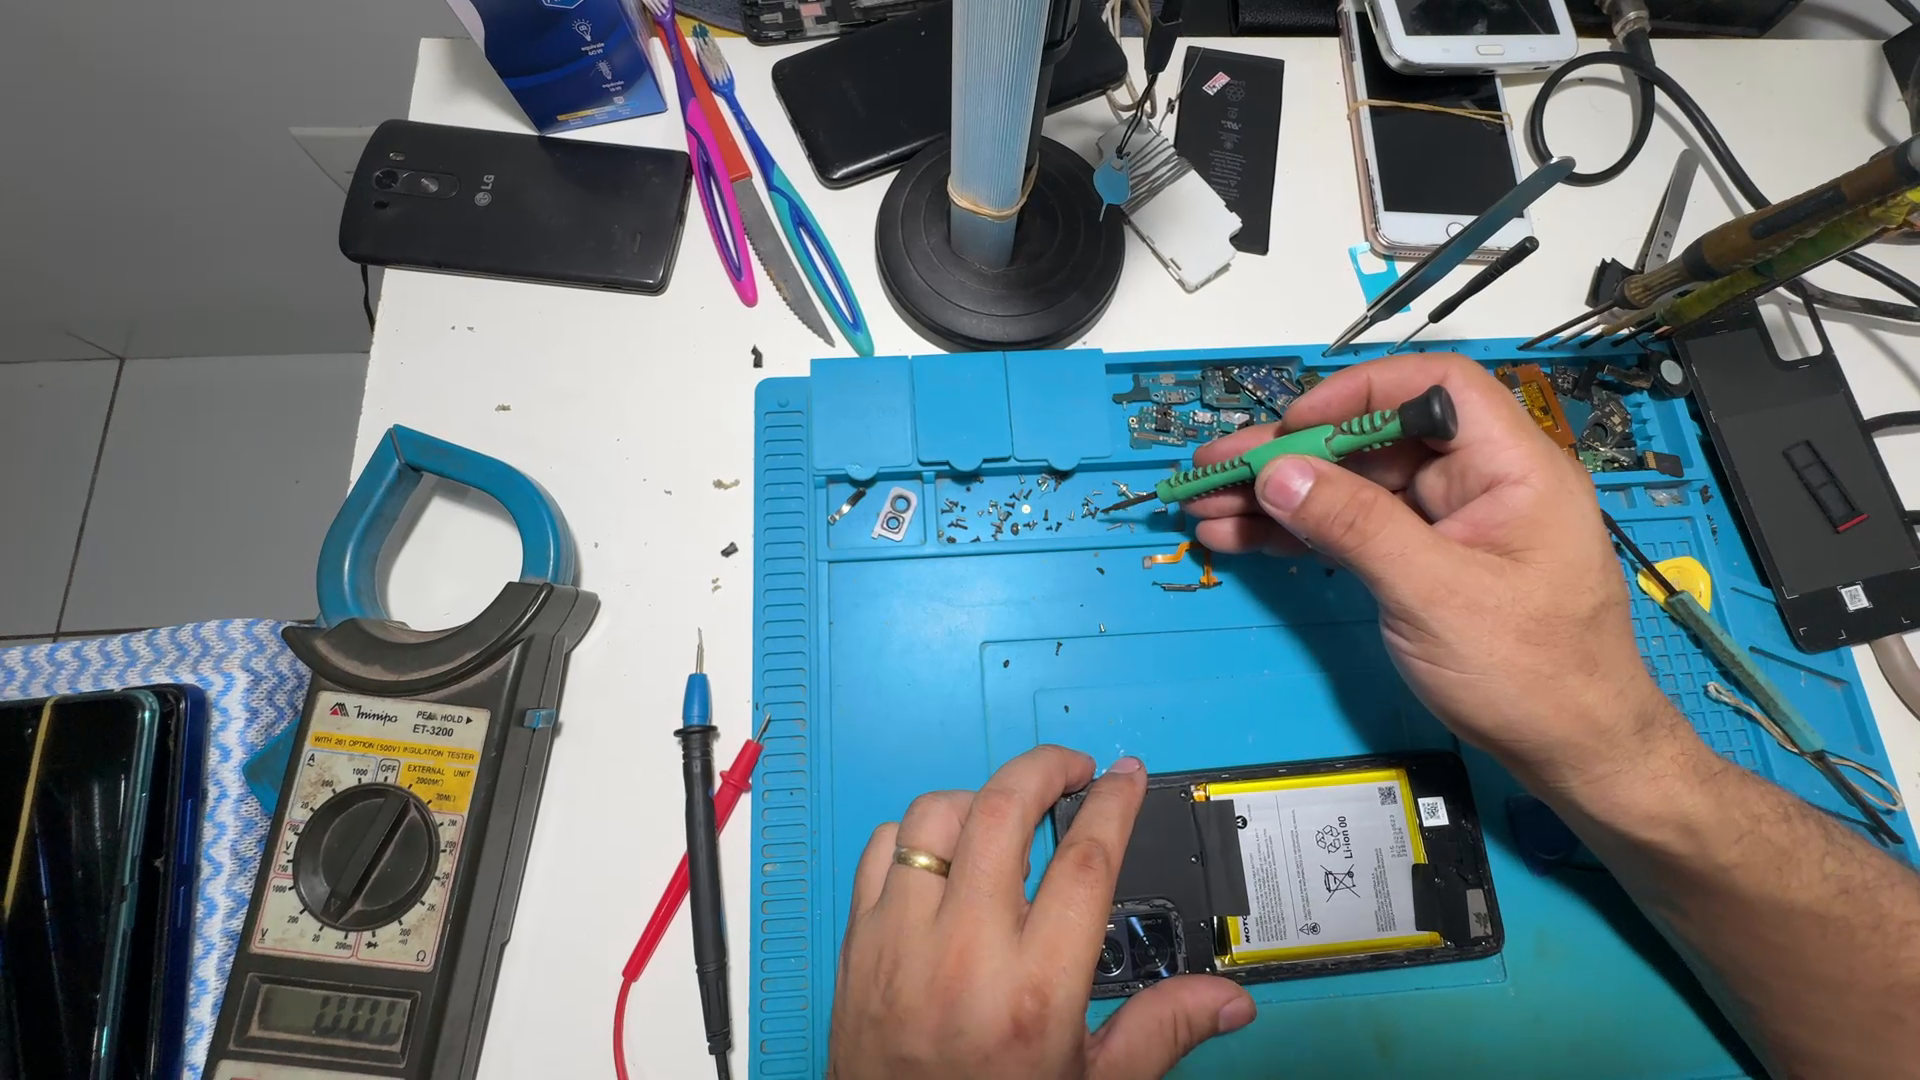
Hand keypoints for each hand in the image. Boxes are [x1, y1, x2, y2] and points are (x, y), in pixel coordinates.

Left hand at [828, 746, 1254, 1079]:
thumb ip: (1162, 1030)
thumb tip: (1229, 1001)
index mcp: (1033, 991)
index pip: (1084, 862)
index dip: (1113, 805)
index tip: (1124, 776)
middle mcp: (963, 953)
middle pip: (1001, 811)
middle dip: (1043, 769)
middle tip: (1070, 770)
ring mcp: (901, 939)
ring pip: (934, 816)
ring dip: (978, 799)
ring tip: (1007, 817)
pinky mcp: (860, 939)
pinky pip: (883, 847)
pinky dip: (918, 833)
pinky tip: (946, 854)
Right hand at [1186, 353, 1693, 793]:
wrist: (1565, 751)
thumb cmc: (1525, 670)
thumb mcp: (1435, 594)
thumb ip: (1356, 526)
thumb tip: (1276, 473)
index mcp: (1507, 467)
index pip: (1435, 389)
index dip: (1358, 393)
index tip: (1293, 426)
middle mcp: (1467, 483)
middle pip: (1366, 442)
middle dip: (1284, 454)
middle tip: (1210, 467)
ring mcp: (1432, 522)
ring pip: (1341, 488)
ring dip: (1271, 497)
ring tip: (1202, 505)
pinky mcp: (1406, 559)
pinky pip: (1339, 530)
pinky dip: (1287, 532)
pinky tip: (1233, 537)